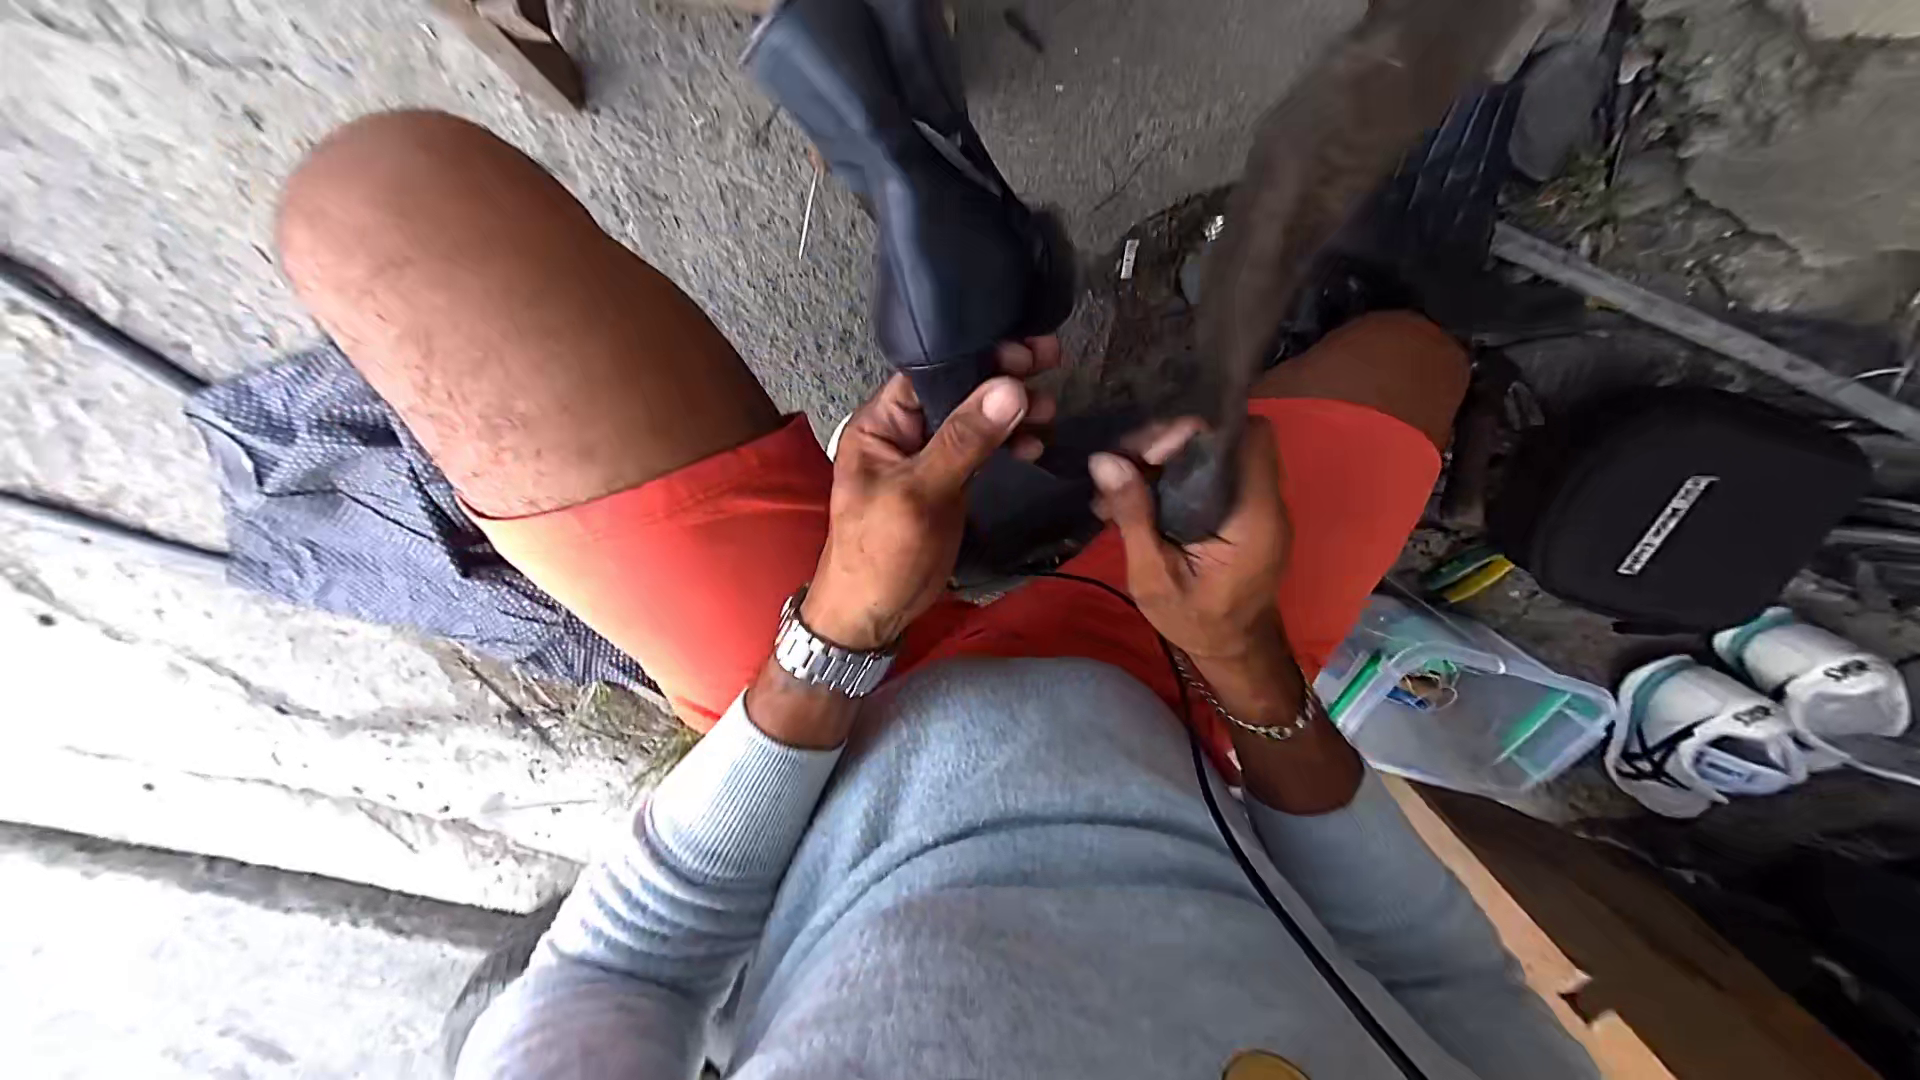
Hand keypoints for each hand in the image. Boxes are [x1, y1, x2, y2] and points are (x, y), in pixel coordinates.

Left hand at [802, 338, 1061, 649]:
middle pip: (960, 391)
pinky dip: (1010, 444)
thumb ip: (964, 441)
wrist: (875, 611)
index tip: (1025, 350)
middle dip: (1004, 378)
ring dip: (1013, 412)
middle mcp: (907, 431)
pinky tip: (1035, 444)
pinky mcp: (952, 482)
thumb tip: (1010, 388)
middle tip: (1050, 362)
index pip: (932, 372)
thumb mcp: (918, 493)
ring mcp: (932, 457)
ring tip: (1050, 411)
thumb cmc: (880, 552)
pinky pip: (985, 451)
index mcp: (883, 423)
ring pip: (977, 420)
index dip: (978, 356)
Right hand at [1086, 416, 1290, 665]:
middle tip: (1125, 462)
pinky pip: (1214, 473)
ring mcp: (1258, 504)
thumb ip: (1134, 516)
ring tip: (1123, 479)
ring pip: (1219, 452)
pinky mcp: (1244, 511)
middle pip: (1229, 438)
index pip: (1247, 437)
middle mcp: (1265, 501)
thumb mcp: (1153, 576)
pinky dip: (1177, 473)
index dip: (1197, 431)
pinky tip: (1139, 493)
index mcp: (1254, 516)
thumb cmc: (1194, 621)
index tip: (1150, 454)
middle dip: (1173, 440)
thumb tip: (1104, 461)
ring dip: (1170, 456)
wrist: (1233, 650)